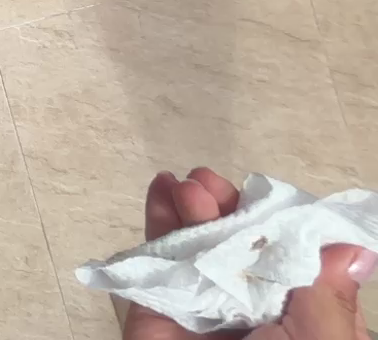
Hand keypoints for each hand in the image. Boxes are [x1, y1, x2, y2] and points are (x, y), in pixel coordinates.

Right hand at [123, 168, 376, 339]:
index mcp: (302, 321)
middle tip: (212, 184)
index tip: (269, 196)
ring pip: (196, 242)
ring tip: (187, 184)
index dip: (282, 225)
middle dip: (228, 209)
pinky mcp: (155, 296)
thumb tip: (353, 249)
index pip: (296, 263)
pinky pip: (154, 253)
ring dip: (190, 206)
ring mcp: (202, 298)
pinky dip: (155, 214)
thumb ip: (328, 306)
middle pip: (241, 246)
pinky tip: (159, 186)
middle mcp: (254, 306)